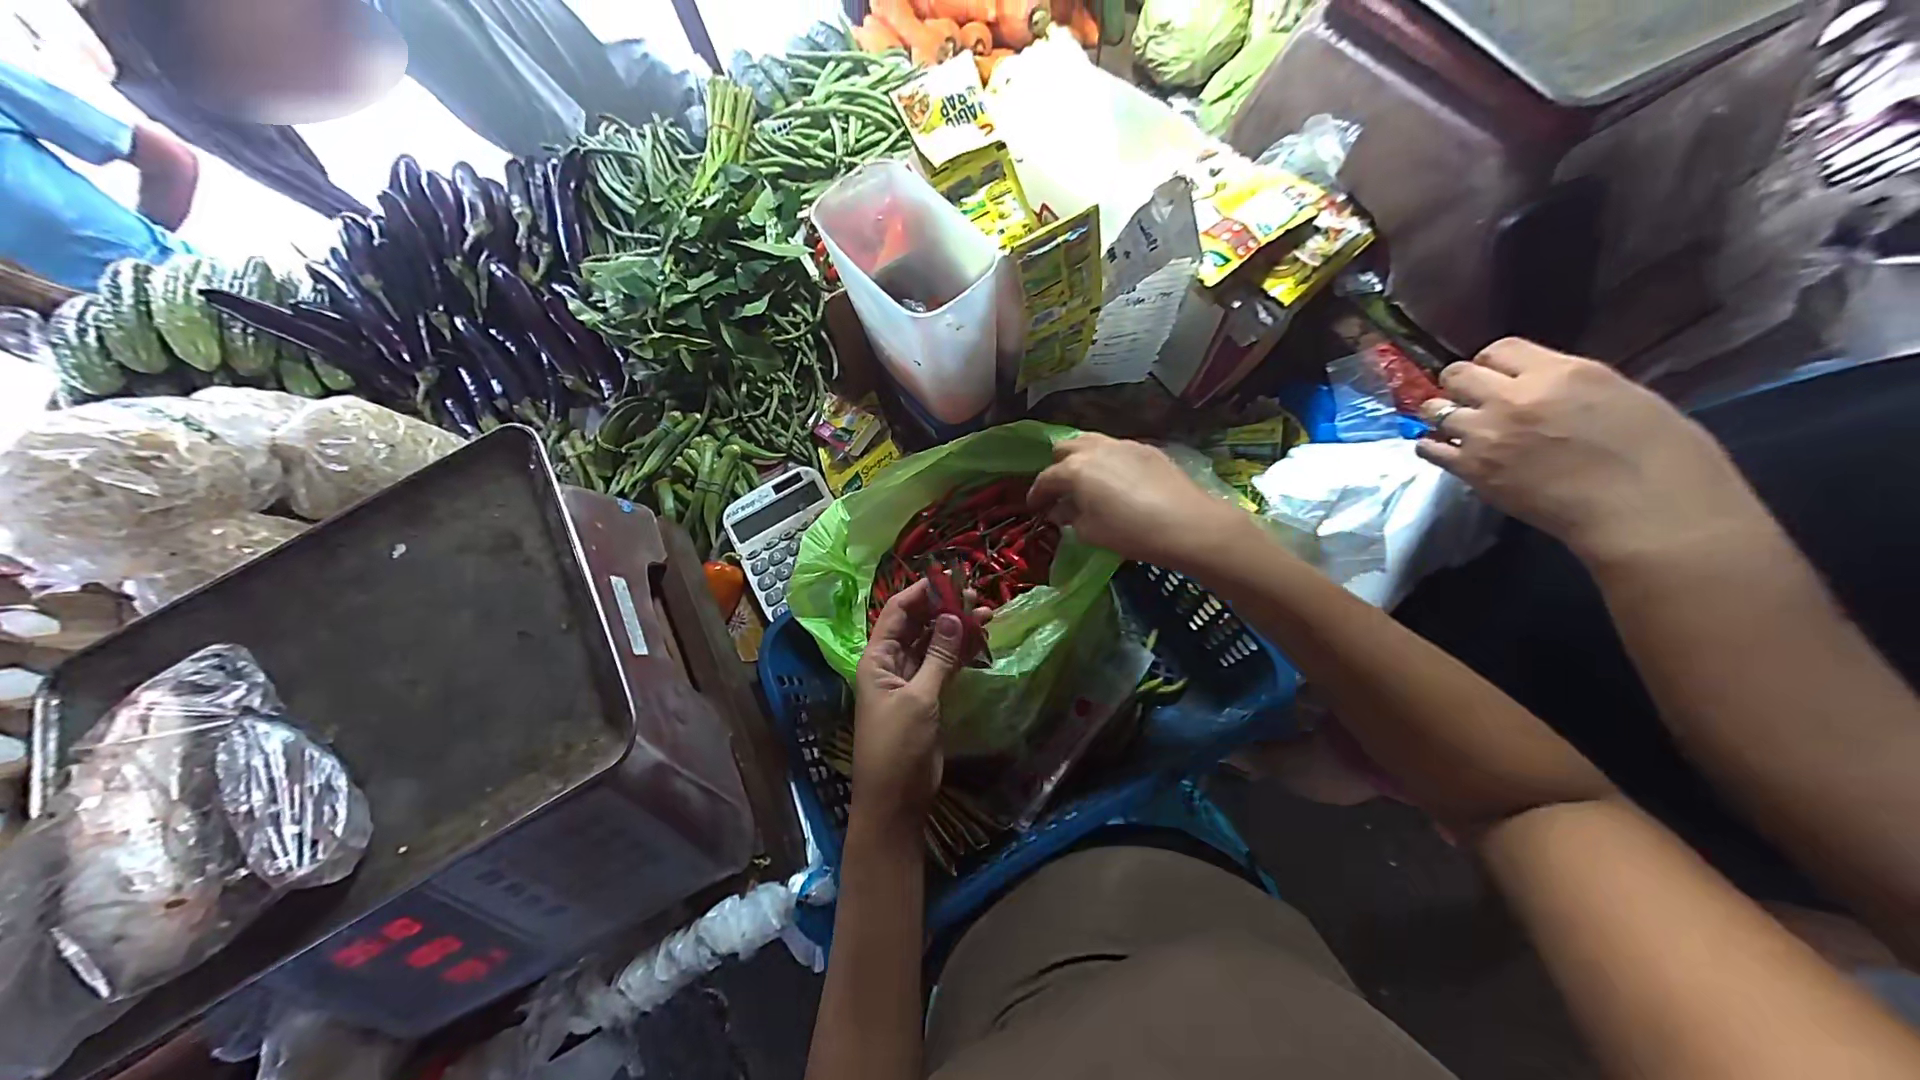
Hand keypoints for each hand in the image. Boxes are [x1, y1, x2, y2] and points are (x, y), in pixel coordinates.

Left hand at [852, 580, 973, 825]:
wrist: (896, 799)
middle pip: (917, 625)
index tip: (951, 578)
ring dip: (956, 629)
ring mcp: (911, 680)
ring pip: (934, 644)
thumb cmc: (897, 746)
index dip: (921, 593)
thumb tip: (953, 616)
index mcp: (877, 658)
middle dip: (944, 608)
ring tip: (987, 614)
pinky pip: (944, 665)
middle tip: (977, 596)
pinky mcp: (928, 696)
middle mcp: (892, 663)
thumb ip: (937, 656)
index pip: (897, 612)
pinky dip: (960, 652)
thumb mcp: (918, 698)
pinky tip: (981, 640)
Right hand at [1027, 433, 1250, 572]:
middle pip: (1064, 449)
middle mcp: (1095, 449)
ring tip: (1087, 480)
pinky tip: (1117, 481)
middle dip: (1057, 468)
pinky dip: (1107, 461)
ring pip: (1091, 442)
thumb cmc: (1131, 532)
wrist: (1187, 524)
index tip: (1035, 507)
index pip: (1045, 478)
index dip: (1036, 494)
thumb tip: (1061, 511)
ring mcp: (1123, 444)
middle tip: (1060, 491)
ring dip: (1082, 459)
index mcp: (1074, 469)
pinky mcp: (1147, 449)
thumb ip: (1070, 517)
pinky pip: (1116, 449)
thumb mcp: (1091, 532)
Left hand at [1416, 339, 1767, 563]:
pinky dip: (1432, 446)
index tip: (1496, 376)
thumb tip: (1537, 388)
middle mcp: (1513, 397)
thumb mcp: (1620, 395)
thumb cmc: (1660, 454)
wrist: (1645, 510)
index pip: (1499, 349)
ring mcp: (1487, 433)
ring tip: (1455, 426)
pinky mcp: (1472, 469)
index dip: (1493, 363)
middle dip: (1459, 385)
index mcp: (1560, 372)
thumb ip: (1567, 386)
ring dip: (1442, 416)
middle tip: (1468, 399)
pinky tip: (1444, 450)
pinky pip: (1430, 449)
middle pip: (1457, 375)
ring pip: (1436, 410)